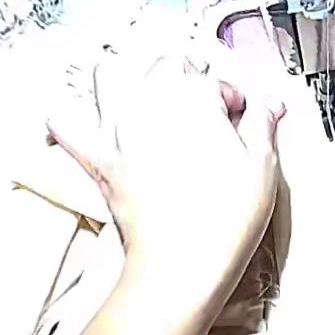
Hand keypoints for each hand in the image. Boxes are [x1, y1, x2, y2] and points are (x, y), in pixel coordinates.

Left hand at [50, 52, 283, 296]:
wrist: (182, 265)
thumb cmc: (226, 217)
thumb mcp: (261, 165)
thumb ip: (262, 125)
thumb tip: (270, 106)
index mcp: (193, 95)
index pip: (215, 82)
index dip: (232, 102)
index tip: (239, 121)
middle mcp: (150, 101)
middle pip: (164, 68)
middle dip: (185, 82)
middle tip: (203, 115)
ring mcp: (118, 129)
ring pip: (108, 76)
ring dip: (124, 77)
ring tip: (144, 96)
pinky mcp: (99, 159)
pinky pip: (66, 126)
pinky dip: (65, 118)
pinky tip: (71, 114)